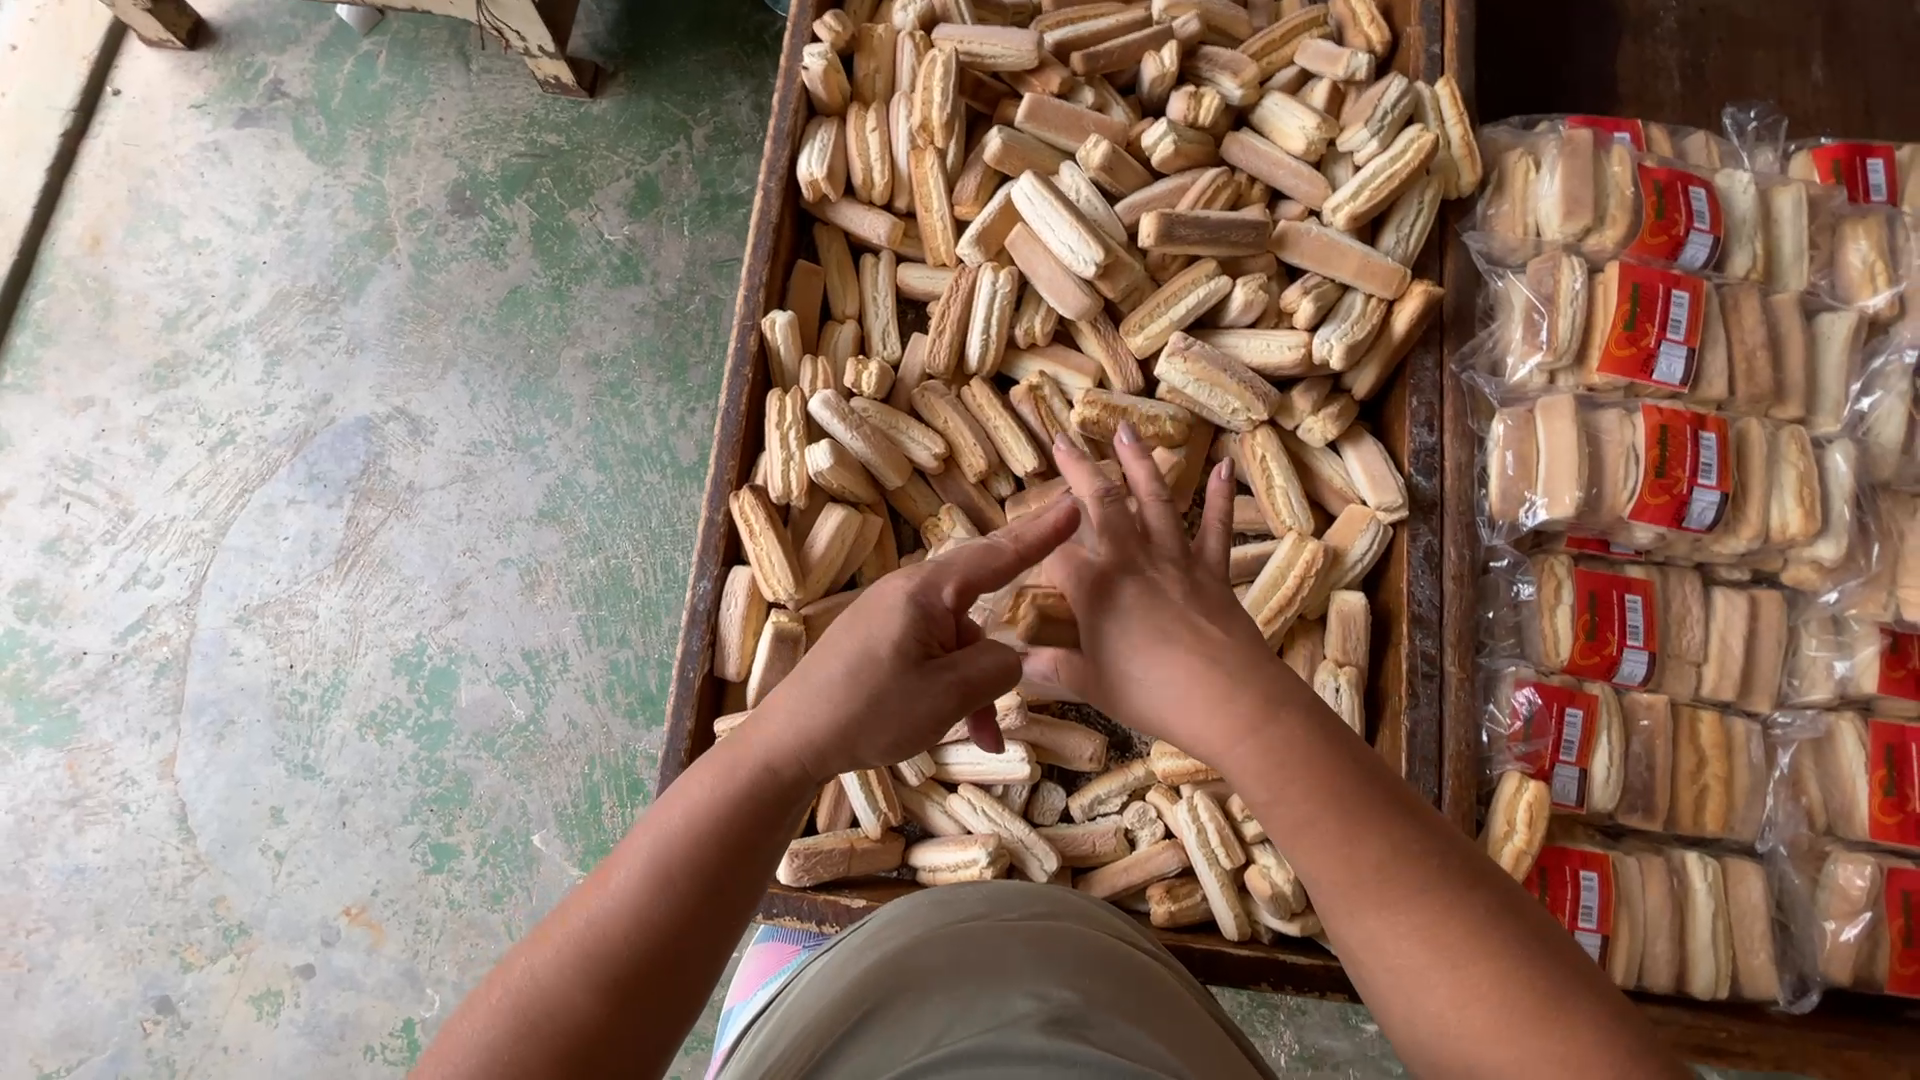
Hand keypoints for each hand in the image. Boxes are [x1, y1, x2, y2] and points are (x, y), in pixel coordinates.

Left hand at [752, 496, 1081, 785]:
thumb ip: (996, 667)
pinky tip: (959, 728)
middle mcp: (909, 591)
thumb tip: (1008, 654)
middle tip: (1050, 582)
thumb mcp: (947, 695)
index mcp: (927, 591)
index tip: (1073, 508)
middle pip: (979, 597)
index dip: (1040, 535)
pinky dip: (950, 686)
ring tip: (983, 733)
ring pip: (957, 639)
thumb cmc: (870, 711)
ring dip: (975, 683)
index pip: (997, 555)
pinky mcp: (879, 639)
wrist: (791, 739)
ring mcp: (891, 615)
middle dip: (1010, 618)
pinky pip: (932, 652)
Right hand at [1023, 426, 1292, 763]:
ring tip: (1126, 431)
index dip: (1036, 546)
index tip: (1021, 538)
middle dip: (1080, 469)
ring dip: (1140, 463)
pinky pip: (1215, 529)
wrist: (1231, 702)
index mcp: (1095, 588)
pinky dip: (1218, 497)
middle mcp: (1132, 561)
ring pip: (1155, 502)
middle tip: (1064, 438)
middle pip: (1102, 505)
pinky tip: (1222, 465)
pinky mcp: (1212, 572)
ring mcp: (1175, 561)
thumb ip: (1054, 669)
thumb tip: (1017, 666)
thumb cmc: (1153, 695)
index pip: (1055, 556)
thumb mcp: (1093, 686)